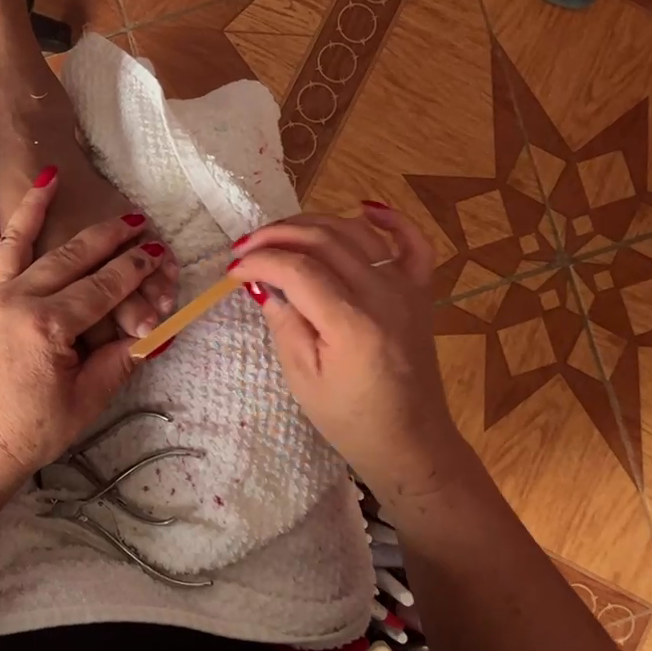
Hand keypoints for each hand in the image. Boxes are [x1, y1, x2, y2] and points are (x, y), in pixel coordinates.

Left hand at [0, 171, 165, 491]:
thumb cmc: (35, 430)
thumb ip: (122, 357)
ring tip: (66, 179)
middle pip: (73, 258)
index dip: (135, 271)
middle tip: (138, 220)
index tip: (159, 253)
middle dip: (109, 238)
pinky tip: (13, 198)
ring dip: (51, 211)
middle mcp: (19, 300)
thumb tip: (159, 329)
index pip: (102, 288)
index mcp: (47, 327)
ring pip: (31, 242)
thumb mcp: (88, 399)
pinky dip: (11, 222)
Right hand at [229, 204, 474, 501]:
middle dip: (276, 235)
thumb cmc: (349, 419)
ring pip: (354, 232)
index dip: (259, 261)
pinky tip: (362, 208)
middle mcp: (383, 297)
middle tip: (243, 247)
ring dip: (311, 223)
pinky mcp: (419, 292)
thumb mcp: (301, 377)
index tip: (232, 270)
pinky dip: (390, 220)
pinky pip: (413, 243)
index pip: (297, 269)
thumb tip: (261, 282)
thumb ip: (284, 321)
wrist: (411, 443)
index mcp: (352, 324)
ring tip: (277, 235)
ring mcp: (406, 290)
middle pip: (323, 240)